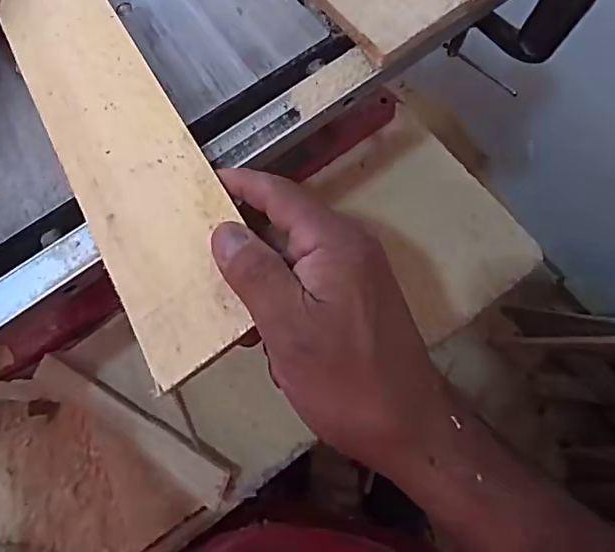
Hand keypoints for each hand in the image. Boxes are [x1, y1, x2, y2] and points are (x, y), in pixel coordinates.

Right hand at [210, 169, 451, 476]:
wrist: (412, 433)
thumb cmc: (347, 380)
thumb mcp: (289, 328)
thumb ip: (254, 273)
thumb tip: (224, 230)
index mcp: (333, 240)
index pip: (279, 193)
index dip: (241, 183)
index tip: (204, 180)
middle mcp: (347, 245)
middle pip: (286, 221)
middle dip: (244, 232)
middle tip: (201, 241)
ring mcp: (355, 271)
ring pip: (293, 253)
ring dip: (261, 271)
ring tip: (226, 296)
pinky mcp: (355, 297)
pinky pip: (307, 278)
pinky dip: (281, 292)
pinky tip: (262, 328)